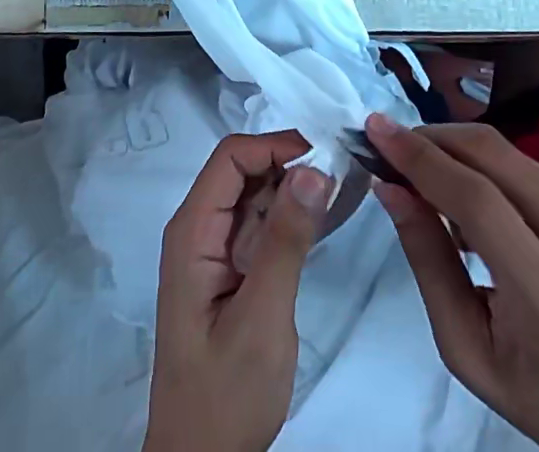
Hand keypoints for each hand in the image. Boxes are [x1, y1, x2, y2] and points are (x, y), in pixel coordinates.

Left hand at [143, 132, 334, 451]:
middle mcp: (200, 230)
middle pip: (244, 171)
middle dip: (291, 163)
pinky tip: (328, 217)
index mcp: (193, 232)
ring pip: (256, 195)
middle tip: (345, 172)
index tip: (327, 156)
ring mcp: (216, 250)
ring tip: (346, 188)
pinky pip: (262, 225)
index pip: (231, 158)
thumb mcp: (261, 317)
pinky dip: (293, 215)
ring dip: (296, 187)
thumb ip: (285, 241)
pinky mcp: (233, 269)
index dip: (276, 146)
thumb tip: (314, 169)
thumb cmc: (226, 392)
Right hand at [365, 114, 538, 451]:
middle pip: (494, 156)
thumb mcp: (468, 349)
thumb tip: (390, 188)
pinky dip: (481, 166)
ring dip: (452, 149)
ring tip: (421, 179)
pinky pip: (523, 164)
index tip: (374, 129)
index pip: (478, 201)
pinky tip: (467, 198)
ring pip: (506, 151)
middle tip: (387, 144)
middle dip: (431, 137)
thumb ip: (428, 262)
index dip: (421, 158)